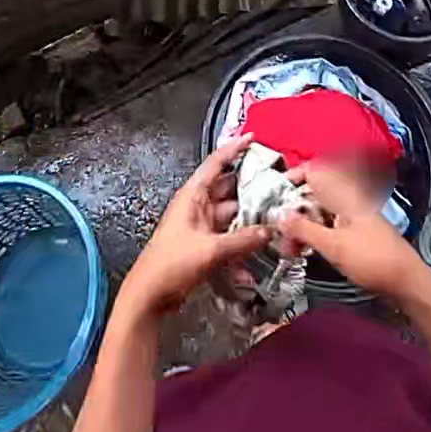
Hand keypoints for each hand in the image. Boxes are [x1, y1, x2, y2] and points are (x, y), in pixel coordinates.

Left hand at [117, 132, 271, 316]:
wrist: (150, 293)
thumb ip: (243, 240)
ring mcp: (201, 225)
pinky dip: (243, 242)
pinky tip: (260, 253)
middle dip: (252, 186)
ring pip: (232, 213)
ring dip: (251, 216)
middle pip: (229, 188)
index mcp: (193, 195)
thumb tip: (270, 230)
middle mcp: (198, 205)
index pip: (215, 163)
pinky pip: (229, 236)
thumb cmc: (173, 263)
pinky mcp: (205, 244)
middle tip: (280, 184)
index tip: (253, 138)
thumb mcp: (211, 250)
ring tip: (279, 216)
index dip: (233, 149)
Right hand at [279, 159, 430, 301]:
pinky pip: (326, 225)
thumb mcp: (334, 246)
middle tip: (279, 229)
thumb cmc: (373, 260)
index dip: (294, 175)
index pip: (315, 170)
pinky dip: (313, 234)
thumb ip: (303, 229)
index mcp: (344, 195)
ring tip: (289, 247)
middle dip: (292, 209)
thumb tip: (277, 216)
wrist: (410, 286)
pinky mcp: (354, 233)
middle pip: (312, 194)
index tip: (276, 191)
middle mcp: (347, 201)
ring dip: (301, 225)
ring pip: (318, 211)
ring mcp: (351, 217)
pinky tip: (304, 249)